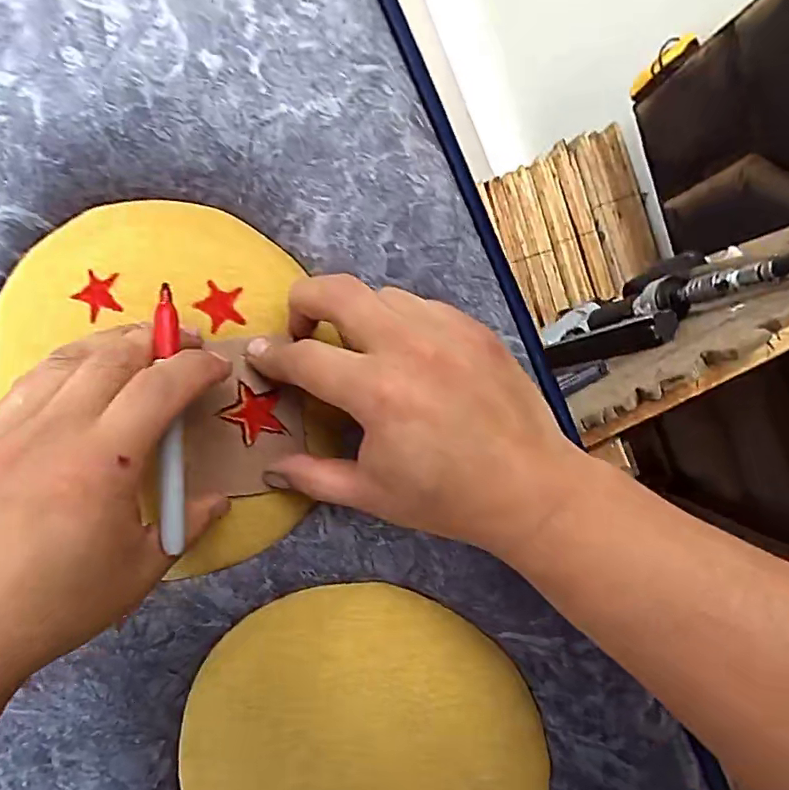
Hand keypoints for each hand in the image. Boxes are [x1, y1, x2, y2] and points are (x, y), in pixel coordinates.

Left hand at [0, 325, 230, 684]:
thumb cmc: (59, 604)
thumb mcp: (140, 571)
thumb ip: (187, 527)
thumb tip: (217, 501)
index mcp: (105, 460)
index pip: (159, 386)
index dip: (194, 367)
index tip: (218, 366)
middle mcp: (60, 427)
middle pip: (114, 355)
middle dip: (156, 339)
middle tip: (184, 342)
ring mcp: (17, 427)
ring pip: (70, 357)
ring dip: (112, 341)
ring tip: (138, 345)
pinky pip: (34, 378)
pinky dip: (69, 362)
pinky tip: (79, 373)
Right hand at [245, 276, 600, 561]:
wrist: (529, 487)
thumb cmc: (446, 499)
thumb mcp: (372, 494)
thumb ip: (313, 476)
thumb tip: (270, 470)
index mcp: (378, 392)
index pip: (304, 356)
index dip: (272, 355)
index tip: (259, 357)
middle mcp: (408, 346)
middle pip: (335, 290)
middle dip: (300, 302)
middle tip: (299, 332)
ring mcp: (446, 330)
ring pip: (379, 293)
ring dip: (353, 312)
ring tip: (356, 348)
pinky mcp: (474, 329)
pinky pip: (420, 305)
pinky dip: (397, 320)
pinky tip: (405, 354)